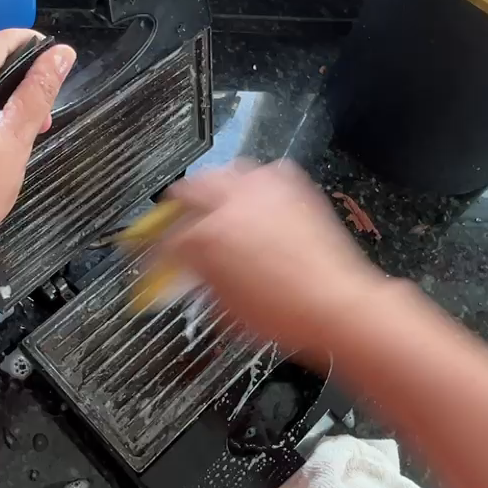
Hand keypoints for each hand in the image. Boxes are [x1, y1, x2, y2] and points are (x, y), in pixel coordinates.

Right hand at [157, 161, 390, 354]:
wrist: (337, 306)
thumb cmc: (284, 314)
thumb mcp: (223, 307)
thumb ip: (197, 279)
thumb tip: (187, 271)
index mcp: (205, 236)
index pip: (163, 238)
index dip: (152, 250)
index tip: (151, 257)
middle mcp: (230, 203)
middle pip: (187, 190)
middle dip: (175, 208)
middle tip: (173, 224)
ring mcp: (262, 190)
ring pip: (223, 172)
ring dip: (212, 188)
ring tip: (212, 207)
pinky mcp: (291, 187)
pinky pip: (262, 174)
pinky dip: (251, 185)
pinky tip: (252, 201)